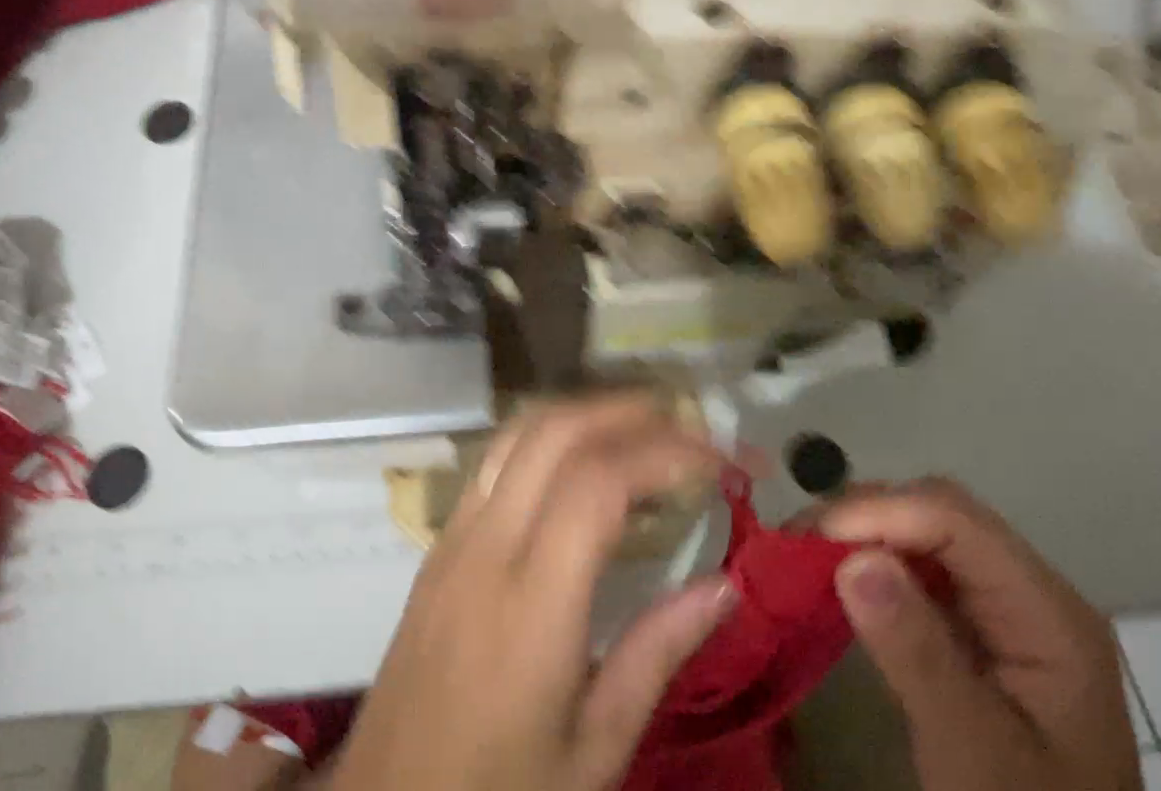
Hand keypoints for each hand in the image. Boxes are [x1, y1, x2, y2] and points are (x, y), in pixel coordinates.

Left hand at [329, 396, 735, 790]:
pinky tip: (577, 468)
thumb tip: (725, 584)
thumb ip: (658, 653)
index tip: (716, 456)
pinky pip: (490, 469)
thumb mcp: (596, 745)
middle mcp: (485, 550)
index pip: (597, 482)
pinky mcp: (434, 552)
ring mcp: (450, 543)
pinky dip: (543, 443)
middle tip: (685, 418)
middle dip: (621, 409)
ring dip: (578, 414)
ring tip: (639, 424)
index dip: (662, 451)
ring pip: (512, 439)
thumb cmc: (500, 787)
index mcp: (532, 602)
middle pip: (549, 434)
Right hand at [800, 480, 1141, 790]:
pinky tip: (837, 584)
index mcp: (1048, 613)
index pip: (957, 521)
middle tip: (793, 545)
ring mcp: (1008, 611)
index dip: (877, 513)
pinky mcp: (981, 631)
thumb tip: (853, 559)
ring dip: (864, 535)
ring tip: (803, 557)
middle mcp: (1032, 594)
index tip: (803, 538)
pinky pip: (923, 572)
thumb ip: (918, 653)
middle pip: (944, 514)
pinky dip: (874, 565)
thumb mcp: (971, 748)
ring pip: (928, 535)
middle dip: (865, 515)